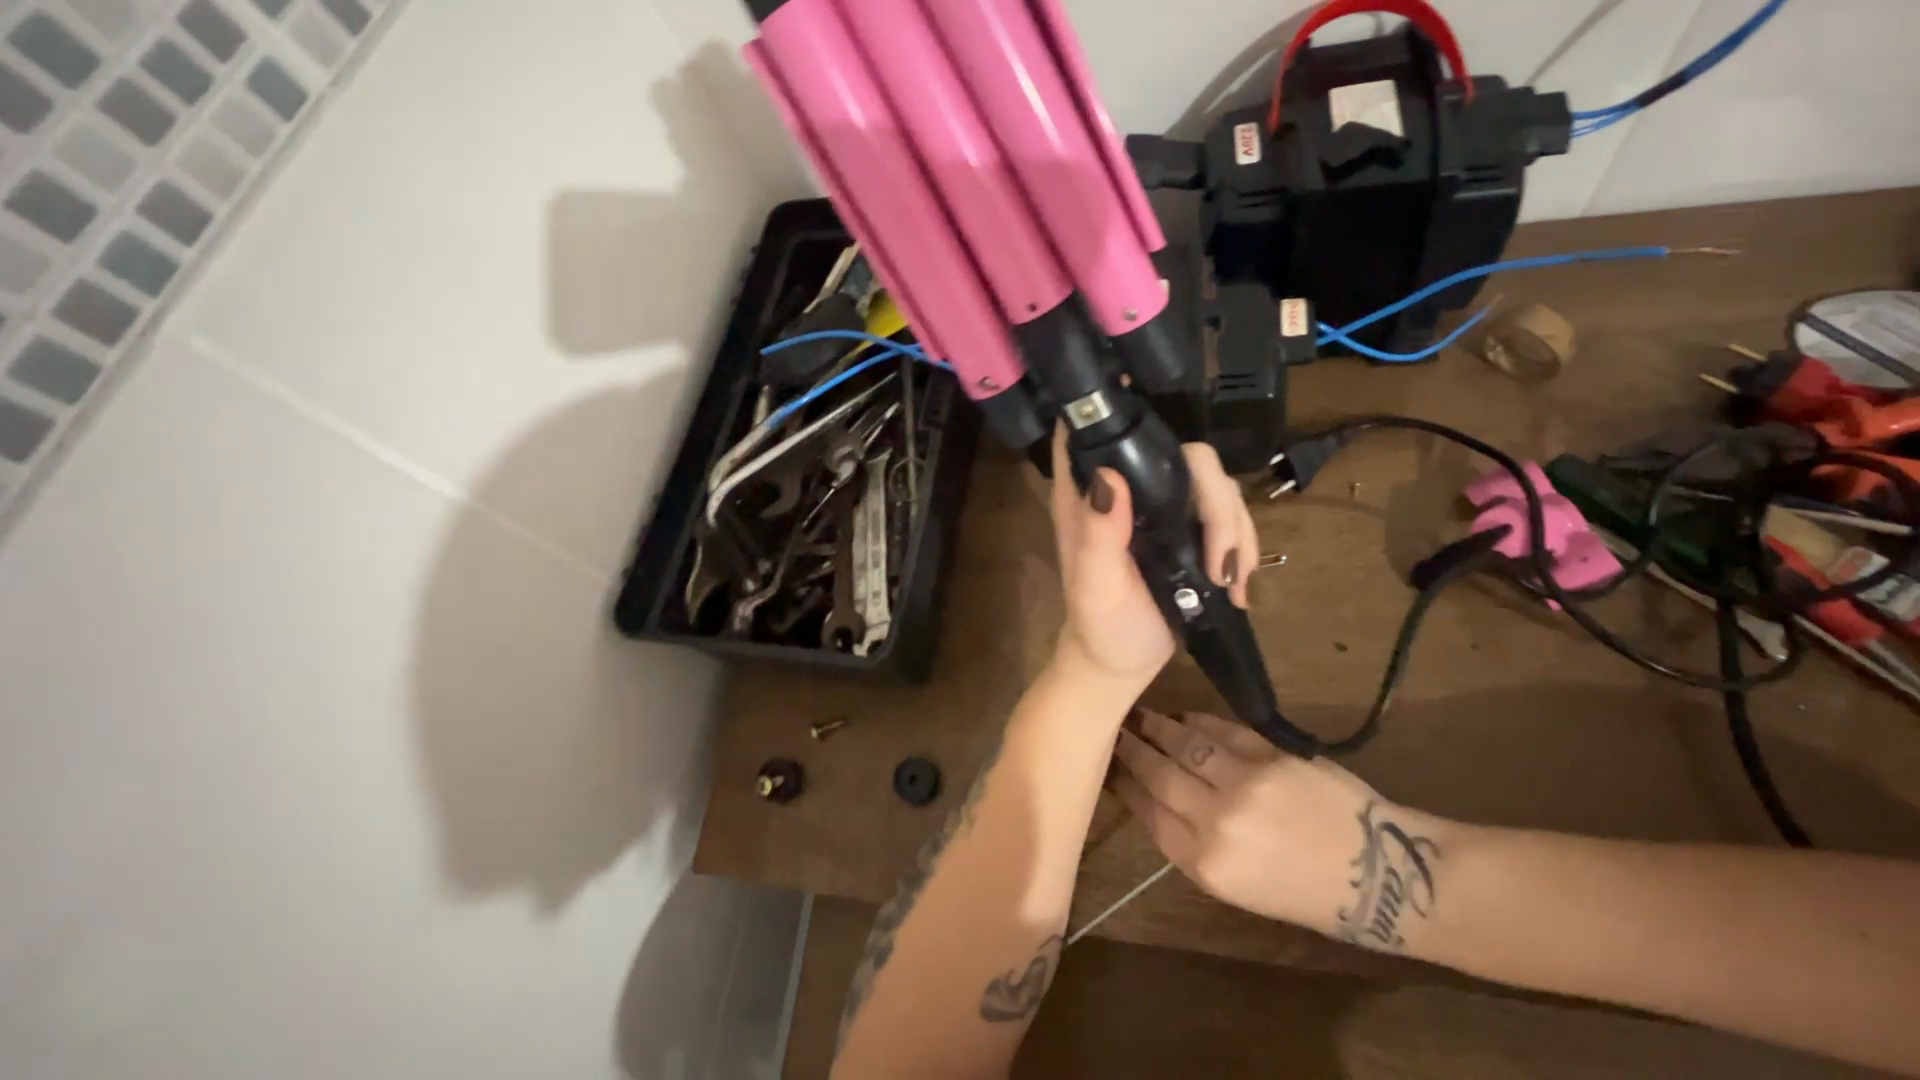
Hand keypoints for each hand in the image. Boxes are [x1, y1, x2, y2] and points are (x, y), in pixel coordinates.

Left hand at [1048, 429, 1259, 688]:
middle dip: (1217, 504)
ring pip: (1219, 487)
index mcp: (1091, 496)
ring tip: (1229, 582)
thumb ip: (1098, 533)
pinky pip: (1234, 518)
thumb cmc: (1099, 625)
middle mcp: (1132, 491)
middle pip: (1187, 457)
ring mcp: (1167, 510)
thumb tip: (1108, 475)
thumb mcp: (1094, 585)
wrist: (1123, 662)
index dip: (1113, 408)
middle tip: (1221, 561)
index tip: (1139, 390)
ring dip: (1237, 533)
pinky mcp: (1195, 531)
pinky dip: (1244, 549)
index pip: (1096, 434)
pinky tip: (1236, 587)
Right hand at [1112, 710, 1447, 943]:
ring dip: (1158, 728)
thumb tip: (1161, 801)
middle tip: (1112, 732)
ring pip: (1185, 746)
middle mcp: (1216, 820)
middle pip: (1158, 774)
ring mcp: (1244, 783)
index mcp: (1205, 864)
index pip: (1148, 813)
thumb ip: (1195, 845)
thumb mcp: (1238, 887)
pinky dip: (1199, 721)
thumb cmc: (1308, 894)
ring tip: (1139, 716)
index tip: (1107, 767)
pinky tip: (1184, 716)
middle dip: (1131, 750)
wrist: (1383, 876)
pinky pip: (1223, 732)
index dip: (1124, 786)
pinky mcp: (1272, 757)